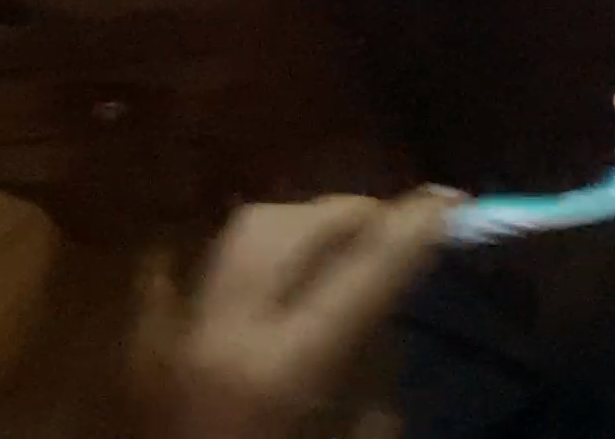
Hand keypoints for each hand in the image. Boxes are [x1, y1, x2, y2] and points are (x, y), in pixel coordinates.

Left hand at [144, 191, 453, 437]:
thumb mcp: (364, 433)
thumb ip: (374, 353)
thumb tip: (385, 290)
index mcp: (285, 368)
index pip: (369, 265)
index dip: (418, 222)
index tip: (452, 198)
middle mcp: (228, 331)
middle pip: (303, 224)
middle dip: (358, 213)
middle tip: (395, 224)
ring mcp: (184, 327)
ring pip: (254, 224)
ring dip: (310, 222)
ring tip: (343, 241)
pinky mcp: (162, 332)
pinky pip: (216, 259)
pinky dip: (262, 248)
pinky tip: (288, 266)